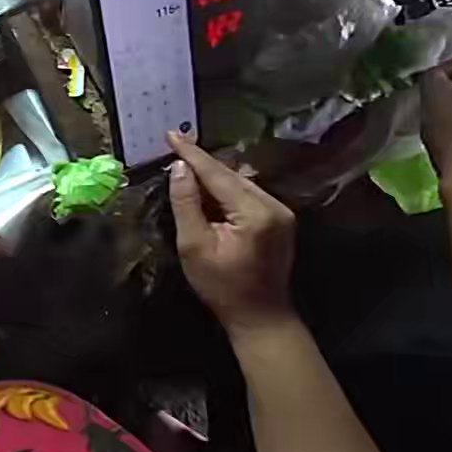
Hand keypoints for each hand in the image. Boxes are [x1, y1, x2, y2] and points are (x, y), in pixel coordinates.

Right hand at [167, 131, 298, 334]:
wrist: (261, 317)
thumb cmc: (222, 286)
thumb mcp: (194, 246)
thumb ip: (186, 204)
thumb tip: (179, 168)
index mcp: (254, 211)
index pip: (216, 173)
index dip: (191, 153)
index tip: (171, 134)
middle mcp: (273, 205)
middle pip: (230, 174)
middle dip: (201, 161)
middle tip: (174, 144)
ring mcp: (280, 212)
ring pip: (239, 182)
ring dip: (212, 174)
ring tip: (185, 163)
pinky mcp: (279, 219)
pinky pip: (247, 194)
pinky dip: (224, 188)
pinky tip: (207, 188)